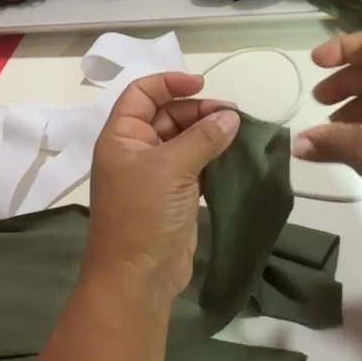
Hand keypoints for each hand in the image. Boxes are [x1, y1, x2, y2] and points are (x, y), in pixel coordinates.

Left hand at [85, 72, 239, 301]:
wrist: (137, 278)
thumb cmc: (143, 215)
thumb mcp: (170, 169)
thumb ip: (202, 138)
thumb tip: (231, 117)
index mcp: (121, 136)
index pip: (142, 93)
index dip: (169, 82)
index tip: (202, 84)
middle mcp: (135, 150)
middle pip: (167, 115)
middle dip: (198, 111)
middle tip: (233, 115)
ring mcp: (155, 174)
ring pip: (184, 140)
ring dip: (210, 133)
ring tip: (240, 132)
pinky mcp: (174, 196)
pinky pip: (195, 165)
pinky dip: (214, 157)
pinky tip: (236, 155)